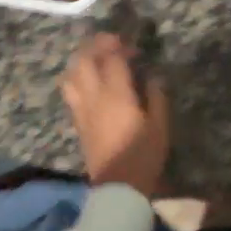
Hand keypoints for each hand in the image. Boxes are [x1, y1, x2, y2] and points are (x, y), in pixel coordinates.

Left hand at [61, 33, 170, 196]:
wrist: (117, 187)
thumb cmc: (142, 156)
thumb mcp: (160, 127)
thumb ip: (156, 97)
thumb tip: (152, 78)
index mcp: (116, 95)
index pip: (112, 58)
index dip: (121, 46)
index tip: (133, 47)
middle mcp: (93, 96)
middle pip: (84, 59)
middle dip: (96, 45)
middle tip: (111, 43)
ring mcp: (81, 108)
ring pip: (71, 73)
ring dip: (82, 60)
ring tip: (96, 59)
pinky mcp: (77, 120)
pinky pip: (70, 90)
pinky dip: (77, 77)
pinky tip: (90, 81)